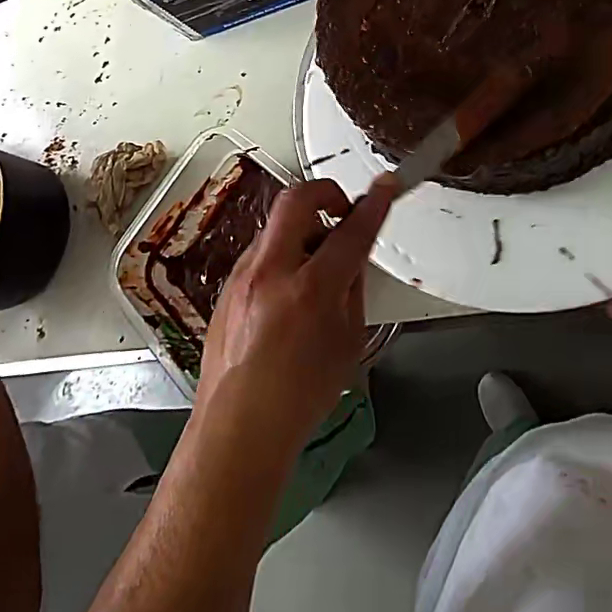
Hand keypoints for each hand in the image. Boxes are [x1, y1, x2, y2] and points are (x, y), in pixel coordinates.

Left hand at [197, 175, 398, 447]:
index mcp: (309, 290)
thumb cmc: (297, 396)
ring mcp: (242, 276)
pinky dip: (282, 254)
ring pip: (275, 226)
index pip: (350, 232)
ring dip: (302, 229)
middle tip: (343, 207)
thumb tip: (351, 257)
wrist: (240, 422)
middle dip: (326, 192)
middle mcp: (269, 273)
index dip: (373, 204)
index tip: (384, 189)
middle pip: (296, 201)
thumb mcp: (347, 342)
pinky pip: (260, 253)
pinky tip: (292, 287)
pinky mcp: (227, 285)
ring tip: (319, 263)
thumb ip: (351, 289)